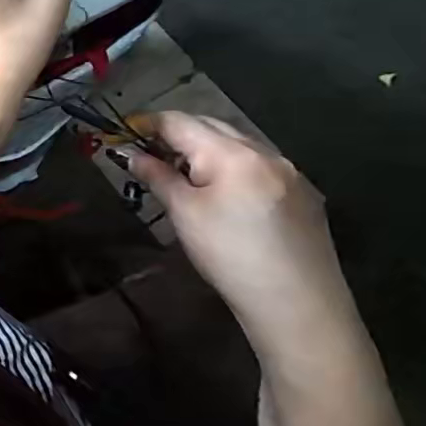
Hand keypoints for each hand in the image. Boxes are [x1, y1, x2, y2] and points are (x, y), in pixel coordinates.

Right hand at [129, 112, 356, 348]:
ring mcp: (290, 172)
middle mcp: (265, 152)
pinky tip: (221, 193)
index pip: (179, 121)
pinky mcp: (303, 193)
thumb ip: (156, 175)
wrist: (298, 304)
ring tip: (180, 173)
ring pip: (236, 143)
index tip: (122, 133)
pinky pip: (257, 163)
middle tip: (146, 153)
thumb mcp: (183, 213)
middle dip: (175, 133)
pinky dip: (229, 164)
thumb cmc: (228, 254)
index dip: (146, 123)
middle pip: (210, 125)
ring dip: (203, 148)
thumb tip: (130, 153)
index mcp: (232, 153)